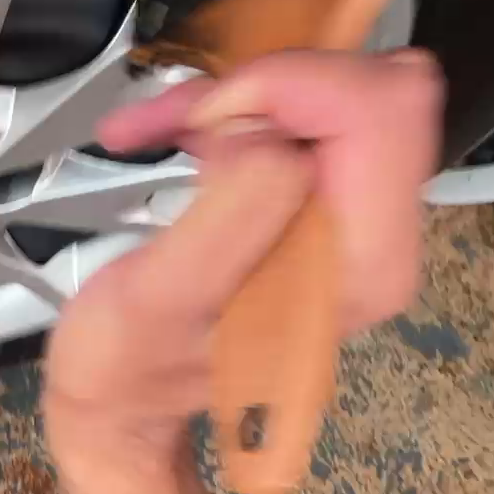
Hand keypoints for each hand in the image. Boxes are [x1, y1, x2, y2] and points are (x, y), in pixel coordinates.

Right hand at [42, 50, 444, 493]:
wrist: (116, 401)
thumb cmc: (122, 367)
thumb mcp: (158, 296)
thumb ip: (230, 207)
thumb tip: (258, 132)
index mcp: (352, 269)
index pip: (376, 114)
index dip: (285, 92)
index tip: (203, 120)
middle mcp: (374, 244)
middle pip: (369, 96)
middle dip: (265, 91)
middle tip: (182, 121)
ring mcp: (349, 230)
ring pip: (336, 101)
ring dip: (243, 102)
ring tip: (163, 128)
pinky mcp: (315, 218)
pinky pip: (305, 128)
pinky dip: (237, 120)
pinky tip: (182, 138)